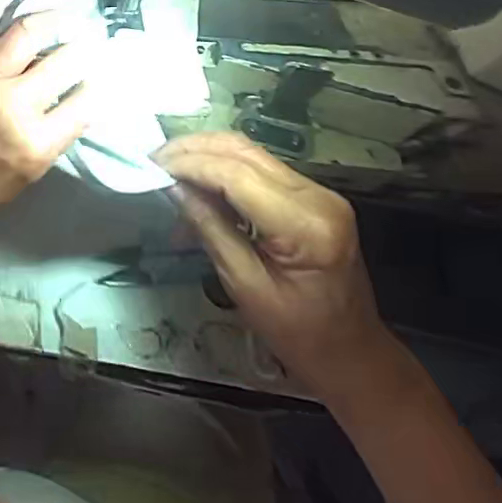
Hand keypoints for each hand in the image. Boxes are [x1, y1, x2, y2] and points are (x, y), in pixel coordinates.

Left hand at [0, 0, 98, 252]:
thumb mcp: (18, 182)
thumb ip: (46, 142)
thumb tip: (68, 106)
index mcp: (33, 144)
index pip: (85, 103)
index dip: (101, 85)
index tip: (105, 75)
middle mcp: (12, 104)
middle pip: (64, 62)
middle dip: (85, 48)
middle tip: (92, 41)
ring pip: (28, 32)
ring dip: (55, 18)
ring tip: (67, 14)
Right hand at [154, 133, 398, 397]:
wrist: (351, 352)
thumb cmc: (298, 333)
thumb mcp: (244, 284)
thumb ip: (209, 227)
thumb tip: (173, 187)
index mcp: (306, 225)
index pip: (236, 175)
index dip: (189, 165)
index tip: (150, 168)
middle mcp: (316, 195)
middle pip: (242, 151)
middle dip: (191, 150)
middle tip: (152, 161)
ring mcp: (316, 191)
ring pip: (247, 151)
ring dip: (203, 155)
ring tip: (167, 170)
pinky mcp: (309, 194)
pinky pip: (256, 167)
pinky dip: (219, 169)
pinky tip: (195, 184)